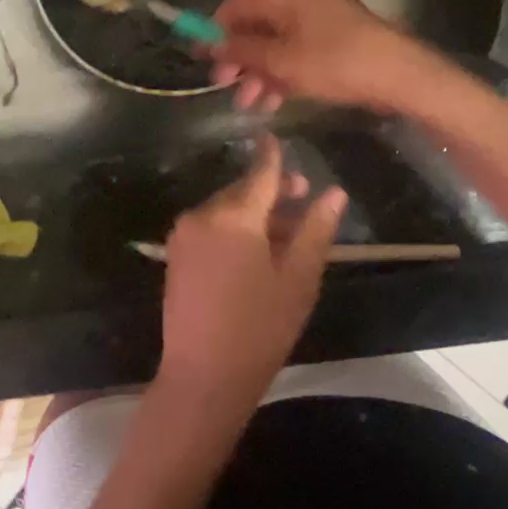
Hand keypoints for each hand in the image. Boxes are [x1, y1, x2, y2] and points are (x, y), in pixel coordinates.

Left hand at [157, 134, 346, 400]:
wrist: (203, 375)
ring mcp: (183, 235)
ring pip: (225, 210)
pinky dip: (233, 230)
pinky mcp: (174, 255)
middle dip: (271, 192)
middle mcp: (202, 215)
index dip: (273, 155)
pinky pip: (209, 228)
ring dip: (253, 213)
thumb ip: (315, 231)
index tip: (275, 133)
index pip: (260, 173)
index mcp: (234, 216)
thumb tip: (333, 193)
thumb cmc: (260, 328)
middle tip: (303, 198)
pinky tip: (254, 251)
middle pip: (241, 191)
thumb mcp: (298, 280)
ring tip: (284, 233)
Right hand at [209, 0, 412, 110]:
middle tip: (226, 88)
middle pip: (256, 23)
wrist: (401, 76)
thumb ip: (241, 52)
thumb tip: (211, 45)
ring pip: (277, 41)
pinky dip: (284, 71)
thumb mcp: (281, 62)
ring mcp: (322, 15)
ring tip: (252, 105)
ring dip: (259, 72)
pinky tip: (277, 99)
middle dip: (238, 58)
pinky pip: (298, 49)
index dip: (213, 31)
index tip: (200, 59)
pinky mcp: (338, 35)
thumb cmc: (335, 63)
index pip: (235, 5)